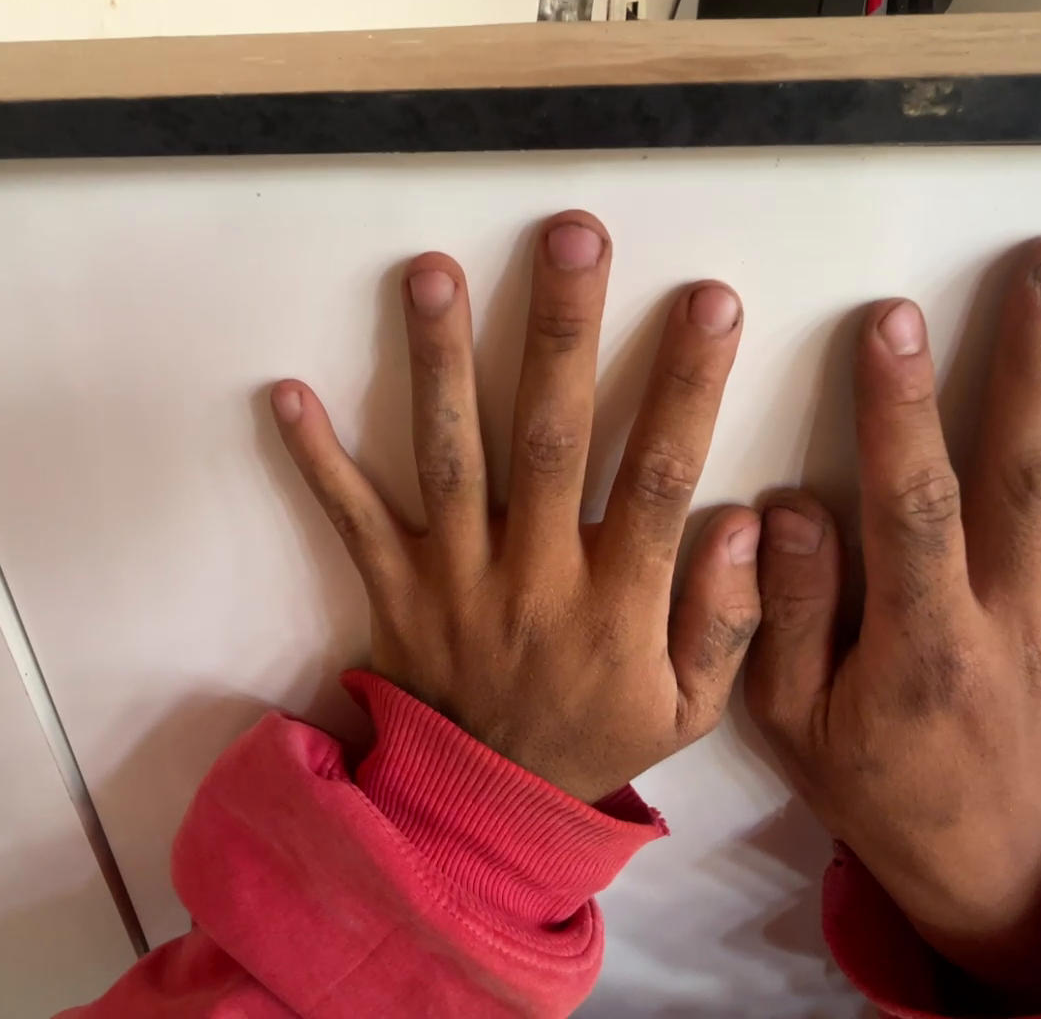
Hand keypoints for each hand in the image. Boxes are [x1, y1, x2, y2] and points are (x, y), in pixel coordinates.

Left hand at [271, 211, 758, 803]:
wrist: (484, 804)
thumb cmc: (592, 740)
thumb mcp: (689, 711)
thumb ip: (727, 621)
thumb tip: (750, 522)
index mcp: (614, 605)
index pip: (658, 478)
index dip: (688, 388)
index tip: (709, 302)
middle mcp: (531, 576)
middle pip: (550, 439)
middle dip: (563, 332)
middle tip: (569, 236)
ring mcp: (453, 577)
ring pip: (449, 457)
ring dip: (440, 361)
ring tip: (433, 272)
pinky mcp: (393, 588)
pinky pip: (353, 519)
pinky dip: (320, 458)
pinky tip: (290, 391)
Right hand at [744, 238, 1040, 1009]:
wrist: (974, 862)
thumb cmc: (860, 778)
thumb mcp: (782, 715)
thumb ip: (781, 613)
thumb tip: (786, 509)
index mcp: (922, 645)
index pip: (913, 510)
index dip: (898, 413)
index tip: (890, 321)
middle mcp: (1018, 623)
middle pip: (1037, 479)